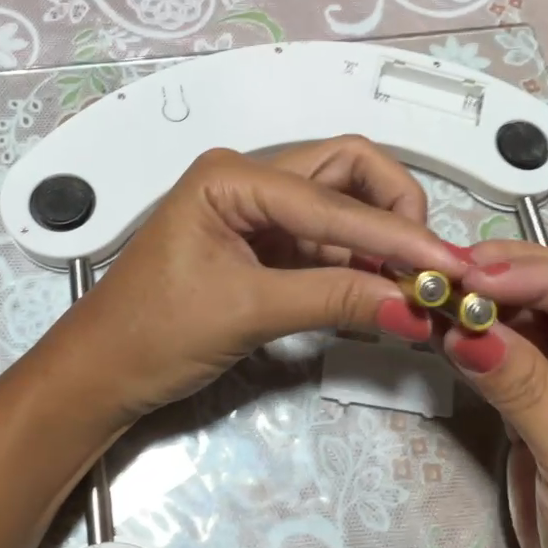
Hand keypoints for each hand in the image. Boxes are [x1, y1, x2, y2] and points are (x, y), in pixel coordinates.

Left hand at [30, 138, 469, 426]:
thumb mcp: (247, 311)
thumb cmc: (152, 333)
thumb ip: (334, 298)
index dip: (395, 233)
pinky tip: (382, 290)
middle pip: (346, 171)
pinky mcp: (264, 249)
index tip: (447, 266)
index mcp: (232, 176)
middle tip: (429, 260)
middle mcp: (249, 182)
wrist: (100, 375)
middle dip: (394, 209)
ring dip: (380, 240)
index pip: (332, 198)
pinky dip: (358, 263)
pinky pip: (326, 244)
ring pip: (341, 208)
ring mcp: (258, 215)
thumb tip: (415, 309)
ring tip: (415, 283)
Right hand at [439, 242, 547, 547]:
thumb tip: (465, 330)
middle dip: (509, 280)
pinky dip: (477, 342)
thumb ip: (529, 393)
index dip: (540, 278)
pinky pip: (508, 360)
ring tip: (436, 291)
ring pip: (531, 324)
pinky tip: (445, 327)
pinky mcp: (541, 407)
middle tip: (446, 270)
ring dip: (487, 306)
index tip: (475, 273)